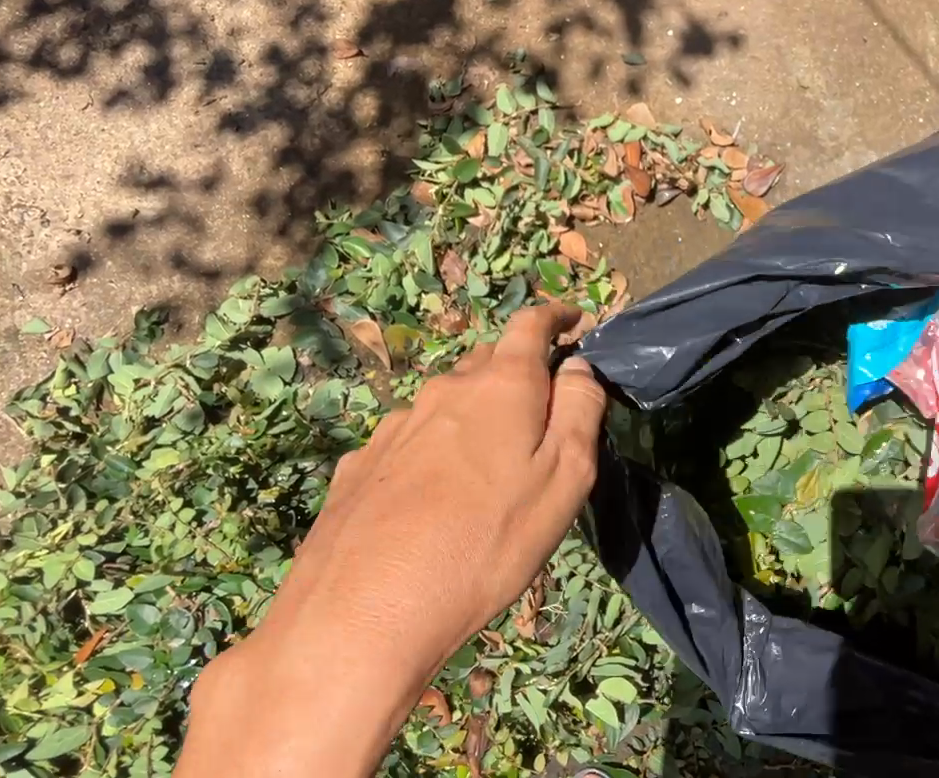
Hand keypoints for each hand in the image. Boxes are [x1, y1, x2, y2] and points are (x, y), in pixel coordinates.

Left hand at [178, 302, 606, 777]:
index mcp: (501, 386)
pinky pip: (412, 438)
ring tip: (491, 463)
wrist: (358, 621)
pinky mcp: (358, 467)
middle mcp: (444, 391)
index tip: (575, 321)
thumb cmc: (487, 543)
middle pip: (488, 361)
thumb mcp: (566, 477)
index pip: (531, 325)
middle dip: (520, 372)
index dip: (557, 316)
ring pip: (448, 401)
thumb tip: (579, 366)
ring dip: (476, 413)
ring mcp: (393, 428)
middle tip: (544, 413)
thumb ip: (581, 409)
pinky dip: (436, 446)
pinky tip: (436, 494)